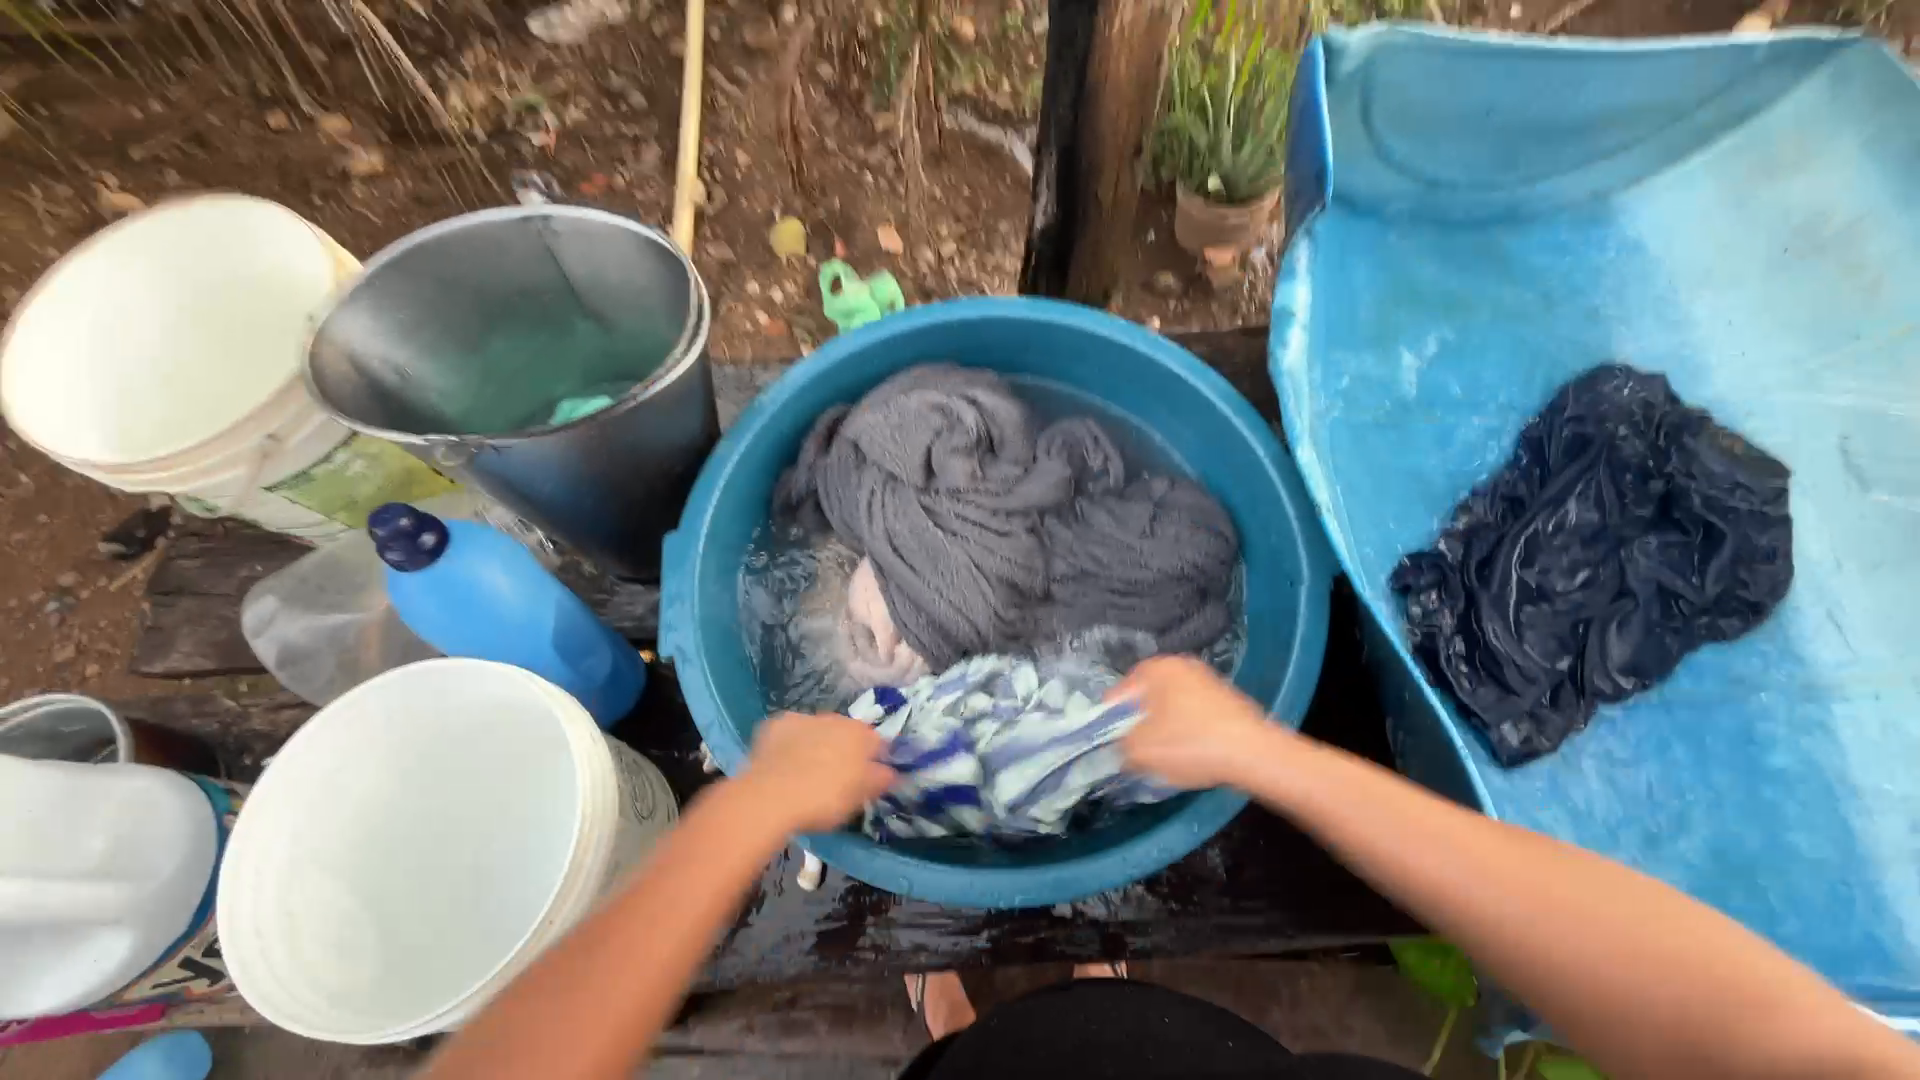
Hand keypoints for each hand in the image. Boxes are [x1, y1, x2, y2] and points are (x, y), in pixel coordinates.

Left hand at [737, 712, 897, 832]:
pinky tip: (783, 763)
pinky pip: (789, 733)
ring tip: (806, 771)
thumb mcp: (860, 797)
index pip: (877, 742)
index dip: (875, 759)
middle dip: (844, 749)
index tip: (868, 777)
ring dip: (816, 743)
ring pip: (817, 730)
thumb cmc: (825, 798)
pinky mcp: (775, 725)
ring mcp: (803, 718)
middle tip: (836, 776)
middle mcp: (835, 719)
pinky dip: (790, 743)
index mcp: (861, 735)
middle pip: (846, 732)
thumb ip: (880, 779)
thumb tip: (891, 771)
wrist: (772, 796)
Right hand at [1113, 655, 1284, 789]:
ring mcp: (1205, 679)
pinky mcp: (1224, 698)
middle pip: (1144, 700)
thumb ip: (1118, 744)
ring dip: (1163, 729)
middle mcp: (1179, 664)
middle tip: (1142, 753)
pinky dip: (1187, 731)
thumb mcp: (1140, 751)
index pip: (1117, 695)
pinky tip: (1194, 753)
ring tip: (1169, 757)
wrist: (1255, 754)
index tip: (1118, 747)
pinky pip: (1192, 715)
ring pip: (1168, 708)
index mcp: (1155, 667)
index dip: (1110, 724)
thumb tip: (1121, 745)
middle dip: (1139, 725)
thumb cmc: (1192, 745)